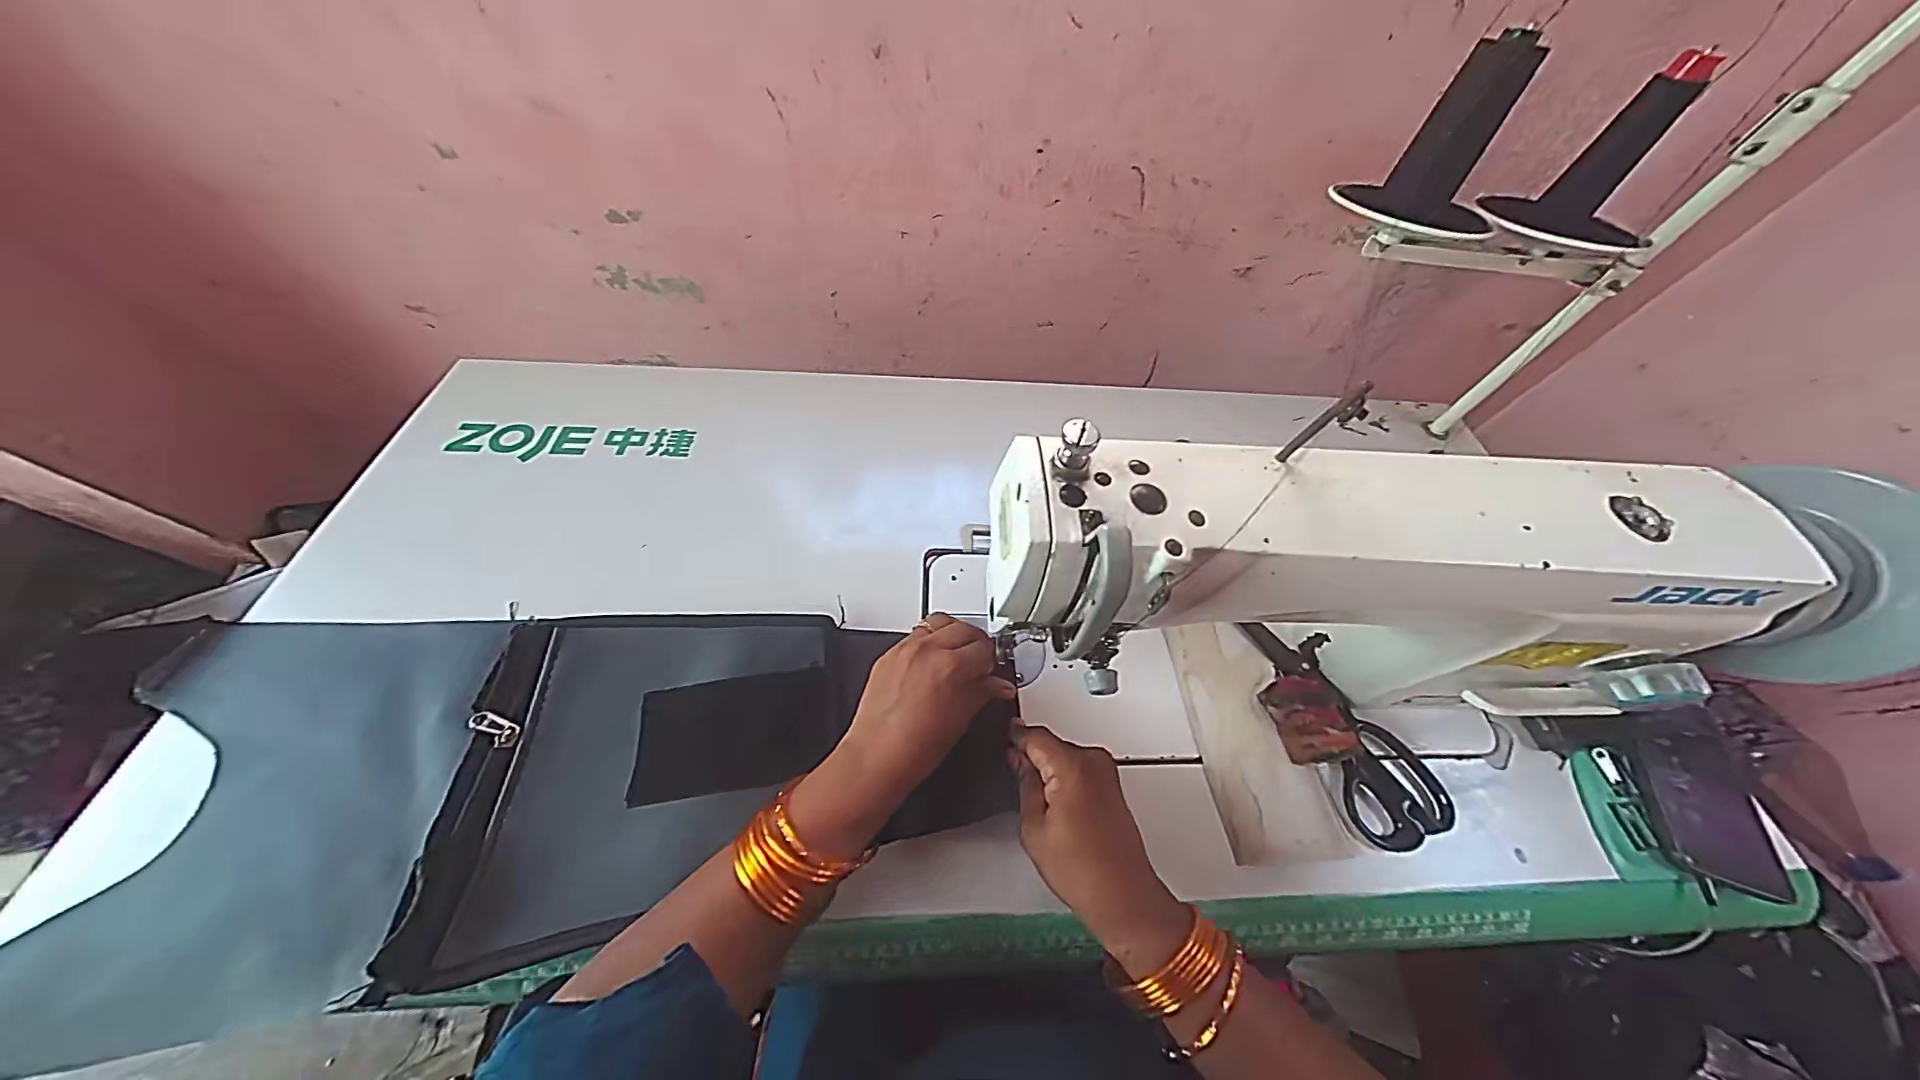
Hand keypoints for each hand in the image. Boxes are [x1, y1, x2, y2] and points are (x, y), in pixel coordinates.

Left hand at [840, 614, 1016, 794]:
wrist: (877, 756)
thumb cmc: (914, 747)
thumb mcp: (961, 719)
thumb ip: (982, 692)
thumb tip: (994, 684)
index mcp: (950, 666)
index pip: (984, 647)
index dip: (992, 660)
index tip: (990, 670)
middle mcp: (926, 651)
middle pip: (964, 629)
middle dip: (976, 644)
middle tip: (978, 662)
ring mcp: (904, 650)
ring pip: (938, 624)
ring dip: (952, 635)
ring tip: (956, 655)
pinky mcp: (888, 655)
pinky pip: (915, 636)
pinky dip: (928, 642)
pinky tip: (932, 661)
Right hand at [1010, 726, 1189, 972]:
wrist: (1123, 896)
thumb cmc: (1084, 871)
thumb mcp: (1034, 827)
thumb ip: (1024, 783)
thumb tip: (1020, 762)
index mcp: (1072, 766)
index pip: (1035, 735)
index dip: (1015, 736)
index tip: (1004, 738)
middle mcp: (1094, 762)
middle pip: (1052, 744)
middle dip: (1032, 756)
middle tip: (1015, 776)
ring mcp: (1107, 773)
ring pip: (1066, 756)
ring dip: (1050, 769)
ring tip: (1039, 804)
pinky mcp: (1114, 785)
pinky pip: (1080, 769)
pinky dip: (1066, 779)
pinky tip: (1058, 808)